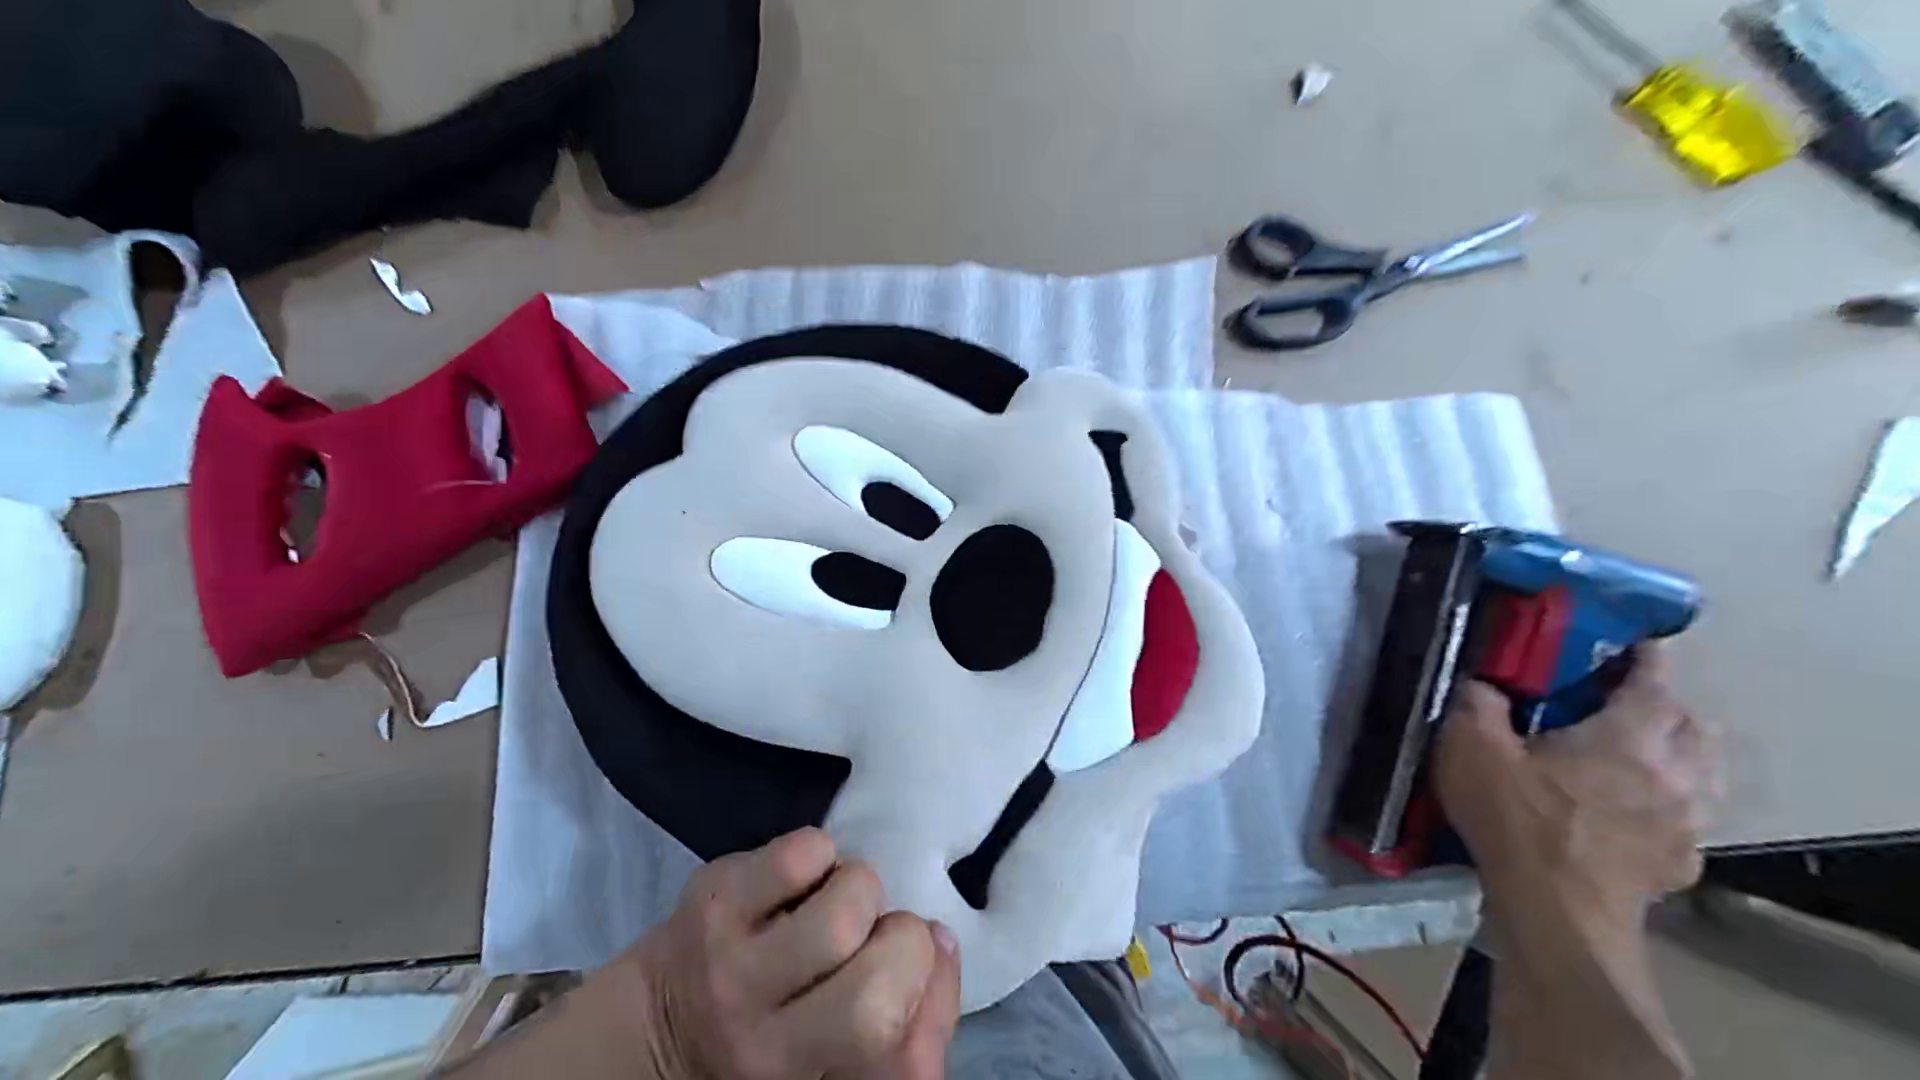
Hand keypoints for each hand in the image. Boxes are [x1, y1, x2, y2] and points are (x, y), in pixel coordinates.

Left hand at [612, 826, 961, 1079]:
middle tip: (880, 930)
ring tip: (841, 896)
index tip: (921, 964)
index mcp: (808, 1079)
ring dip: (862, 890)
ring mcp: (734, 970)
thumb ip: (908, 1021)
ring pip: (843, 912)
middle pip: (873, 994)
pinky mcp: (715, 902)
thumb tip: (942, 941)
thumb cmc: (767, 1035)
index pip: (905, 1063)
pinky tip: (805, 873)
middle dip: (903, 942)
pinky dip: (821, 851)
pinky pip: (799, 854)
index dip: (935, 996)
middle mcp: (767, 1047)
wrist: (658, 1023)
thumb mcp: (836, 1054)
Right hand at [1434, 642, 1721, 930]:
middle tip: (1621, 694)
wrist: (1556, 910)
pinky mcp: (1682, 859)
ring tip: (1636, 745)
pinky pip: (1691, 811)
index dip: (1646, 658)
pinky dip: (1672, 793)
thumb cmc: (1514, 820)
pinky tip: (1636, 803)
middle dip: (1664, 701)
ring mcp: (1687, 821)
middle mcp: (1675, 775)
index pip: (1654, 684)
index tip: (1631, 641)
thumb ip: (1476, 702)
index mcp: (1629, 740)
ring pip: (1703, 769)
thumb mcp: (1470, 748)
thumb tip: (1482, 680)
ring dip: (1678, 747)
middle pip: (1692, 723)